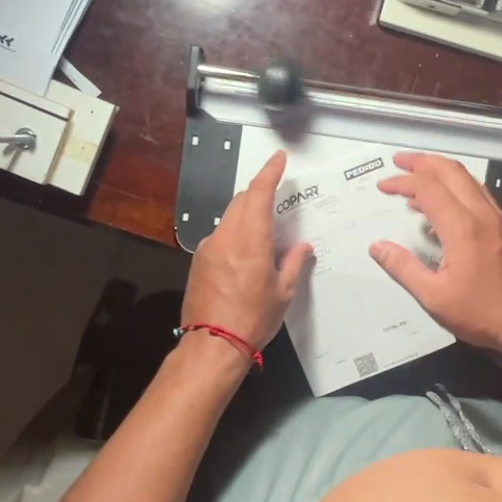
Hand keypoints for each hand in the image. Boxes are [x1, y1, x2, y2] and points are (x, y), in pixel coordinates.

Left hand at [182, 150, 312, 351]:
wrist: (213, 344)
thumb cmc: (253, 319)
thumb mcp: (283, 293)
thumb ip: (293, 263)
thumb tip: (302, 247)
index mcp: (250, 240)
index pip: (258, 193)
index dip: (269, 171)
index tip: (278, 158)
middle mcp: (226, 237)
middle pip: (241, 200)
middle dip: (258, 191)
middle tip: (275, 192)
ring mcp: (208, 248)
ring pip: (228, 217)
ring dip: (245, 213)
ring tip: (263, 227)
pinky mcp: (198, 261)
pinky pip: (219, 236)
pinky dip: (234, 233)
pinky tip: (245, 252)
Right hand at [368, 153, 501, 353]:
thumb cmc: (483, 313)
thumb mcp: (433, 297)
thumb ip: (403, 268)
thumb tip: (377, 247)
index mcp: (462, 228)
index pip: (428, 188)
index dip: (402, 181)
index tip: (383, 186)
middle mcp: (482, 215)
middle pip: (451, 172)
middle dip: (423, 162)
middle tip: (399, 162)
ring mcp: (499, 220)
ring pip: (469, 180)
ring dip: (442, 173)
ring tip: (418, 180)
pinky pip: (480, 196)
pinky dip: (458, 189)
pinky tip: (446, 208)